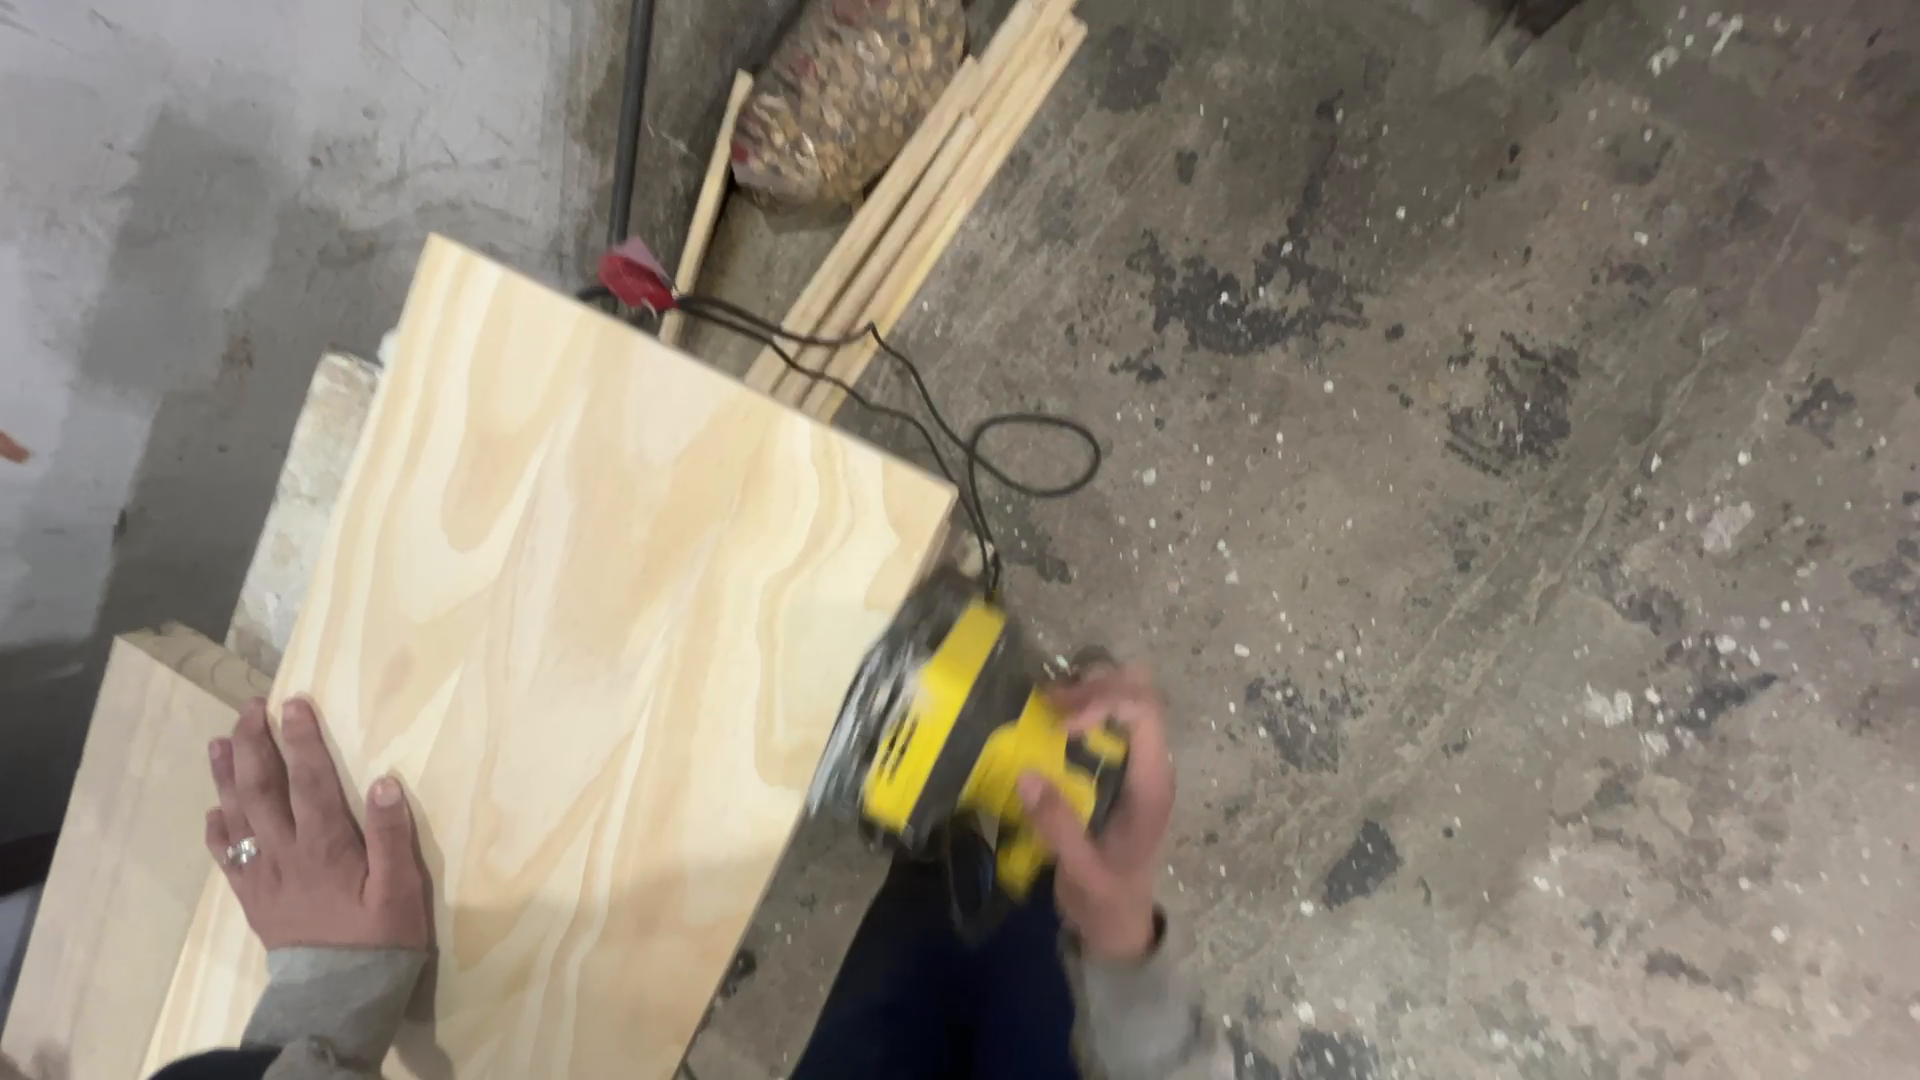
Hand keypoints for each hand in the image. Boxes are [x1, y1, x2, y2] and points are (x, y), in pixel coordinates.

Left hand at [206, 697, 430, 950]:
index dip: (303, 740)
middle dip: (256, 745)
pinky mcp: (254, 895)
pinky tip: (216, 808)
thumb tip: (386, 780)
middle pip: (263, 790)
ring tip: (222, 741)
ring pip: (237, 816)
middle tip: (251, 707)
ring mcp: (263, 875)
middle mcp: (285, 853)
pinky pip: (227, 855)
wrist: (340, 991)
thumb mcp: (401, 884)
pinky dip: (218, 827)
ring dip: (228, 776)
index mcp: (325, 845)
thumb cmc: (382, 932)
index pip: (311, 780)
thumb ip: (391, 832)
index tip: (295, 703)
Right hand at [1018, 664, 1174, 962]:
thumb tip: (1027, 773)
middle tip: (1050, 703)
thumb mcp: (1081, 873)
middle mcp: (1151, 763)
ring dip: (1089, 688)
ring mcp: (1136, 760)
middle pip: (1139, 691)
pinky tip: (1052, 715)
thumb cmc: (1106, 900)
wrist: (1118, 923)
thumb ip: (1058, 826)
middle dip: (1095, 685)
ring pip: (1127, 693)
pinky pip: (1109, 714)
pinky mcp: (1118, 763)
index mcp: (1152, 784)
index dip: (1105, 702)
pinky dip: (1082, 703)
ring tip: (1049, 704)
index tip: (1064, 725)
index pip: (1145, 713)